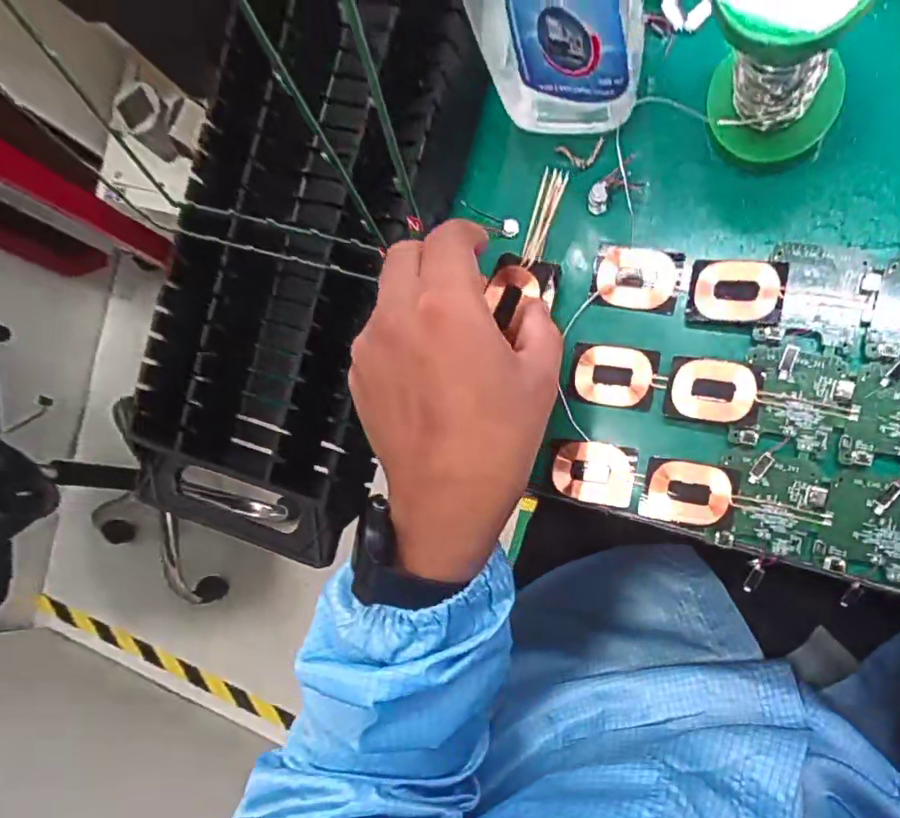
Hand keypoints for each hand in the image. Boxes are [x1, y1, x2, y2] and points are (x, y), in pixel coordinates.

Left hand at [349, 221, 562, 582]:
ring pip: (388, 295)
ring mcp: (370, 348)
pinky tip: (425, 372)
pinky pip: (378, 335)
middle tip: (464, 285)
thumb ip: (537, 322)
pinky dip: (401, 333)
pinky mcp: (359, 377)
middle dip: (435, 257)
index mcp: (446, 306)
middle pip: (404, 255)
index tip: (482, 245)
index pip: (447, 239)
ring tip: (446, 336)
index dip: (467, 233)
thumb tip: (524, 304)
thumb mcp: (540, 377)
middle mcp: (397, 315)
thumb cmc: (501, 440)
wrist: (447, 501)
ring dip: (416, 296)